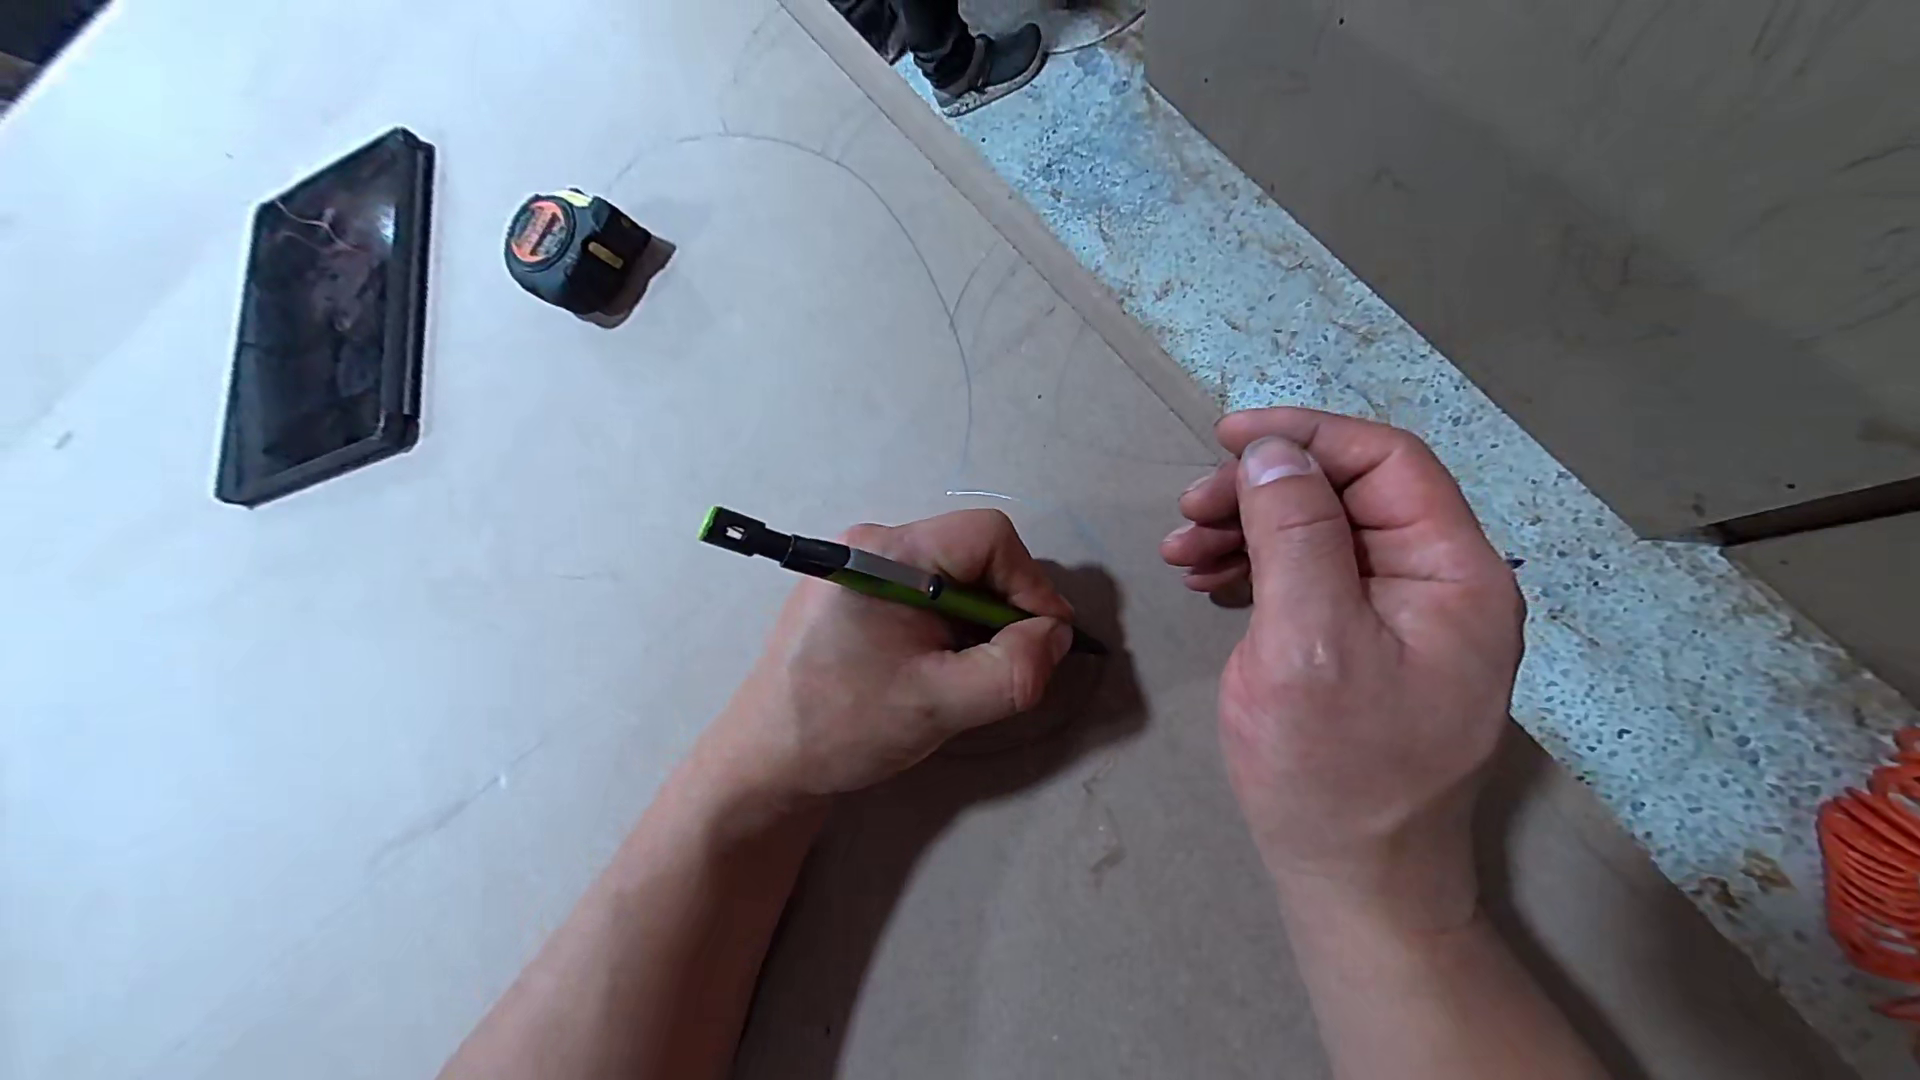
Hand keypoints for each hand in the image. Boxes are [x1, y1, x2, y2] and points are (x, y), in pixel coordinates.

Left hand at [702, 509, 1075, 805]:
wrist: (765, 760)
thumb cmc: (841, 729)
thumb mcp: (939, 706)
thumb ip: (1012, 671)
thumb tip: (1056, 635)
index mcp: (884, 555)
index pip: (987, 536)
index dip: (1029, 583)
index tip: (1043, 639)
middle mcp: (873, 545)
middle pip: (974, 552)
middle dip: (1006, 606)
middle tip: (1010, 662)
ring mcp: (864, 566)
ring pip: (956, 573)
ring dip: (980, 620)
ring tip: (969, 671)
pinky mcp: (861, 591)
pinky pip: (931, 590)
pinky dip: (955, 624)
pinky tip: (942, 664)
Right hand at [1161, 408, 1522, 931]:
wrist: (1344, 872)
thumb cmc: (1329, 766)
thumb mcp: (1306, 641)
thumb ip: (1294, 535)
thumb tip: (1271, 450)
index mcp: (1452, 574)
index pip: (1386, 463)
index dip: (1307, 435)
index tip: (1226, 437)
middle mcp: (1432, 582)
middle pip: (1343, 495)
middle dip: (1259, 491)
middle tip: (1186, 513)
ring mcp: (1390, 613)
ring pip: (1313, 532)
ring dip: (1243, 529)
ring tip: (1179, 553)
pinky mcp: (1350, 638)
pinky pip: (1301, 575)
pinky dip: (1248, 567)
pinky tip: (1205, 581)